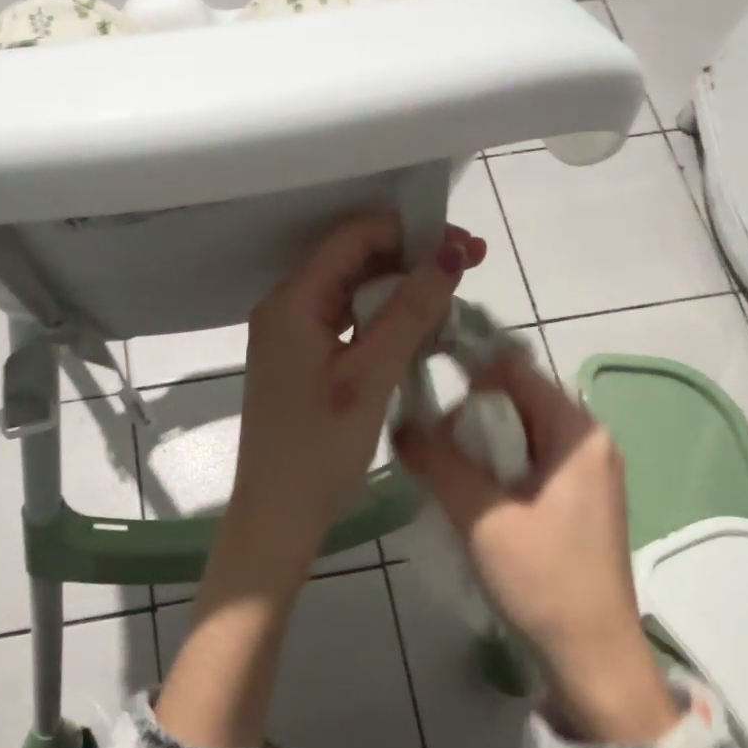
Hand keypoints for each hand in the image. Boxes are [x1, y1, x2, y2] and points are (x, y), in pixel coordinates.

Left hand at [229, 210, 485, 560]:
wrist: (278, 515)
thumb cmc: (319, 449)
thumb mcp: (369, 377)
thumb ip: (409, 312)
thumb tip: (450, 254)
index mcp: (291, 302)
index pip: (353, 238)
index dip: (411, 232)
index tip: (465, 245)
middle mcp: (285, 309)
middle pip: (352, 260)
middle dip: (411, 257)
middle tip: (470, 266)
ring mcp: (291, 337)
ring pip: (352, 292)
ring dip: (400, 289)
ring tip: (452, 295)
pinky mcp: (302, 362)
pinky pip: (346, 322)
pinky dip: (382, 320)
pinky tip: (418, 328)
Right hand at [395, 355, 677, 743]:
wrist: (591, 658)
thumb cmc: (544, 581)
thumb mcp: (483, 518)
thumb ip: (439, 463)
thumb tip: (400, 422)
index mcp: (578, 434)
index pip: (514, 371)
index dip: (464, 370)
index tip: (417, 381)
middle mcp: (585, 443)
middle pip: (513, 403)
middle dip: (466, 421)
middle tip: (431, 457)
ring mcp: (581, 476)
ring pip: (514, 438)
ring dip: (474, 452)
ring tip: (444, 485)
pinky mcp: (570, 505)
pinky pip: (522, 467)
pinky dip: (490, 475)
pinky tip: (466, 503)